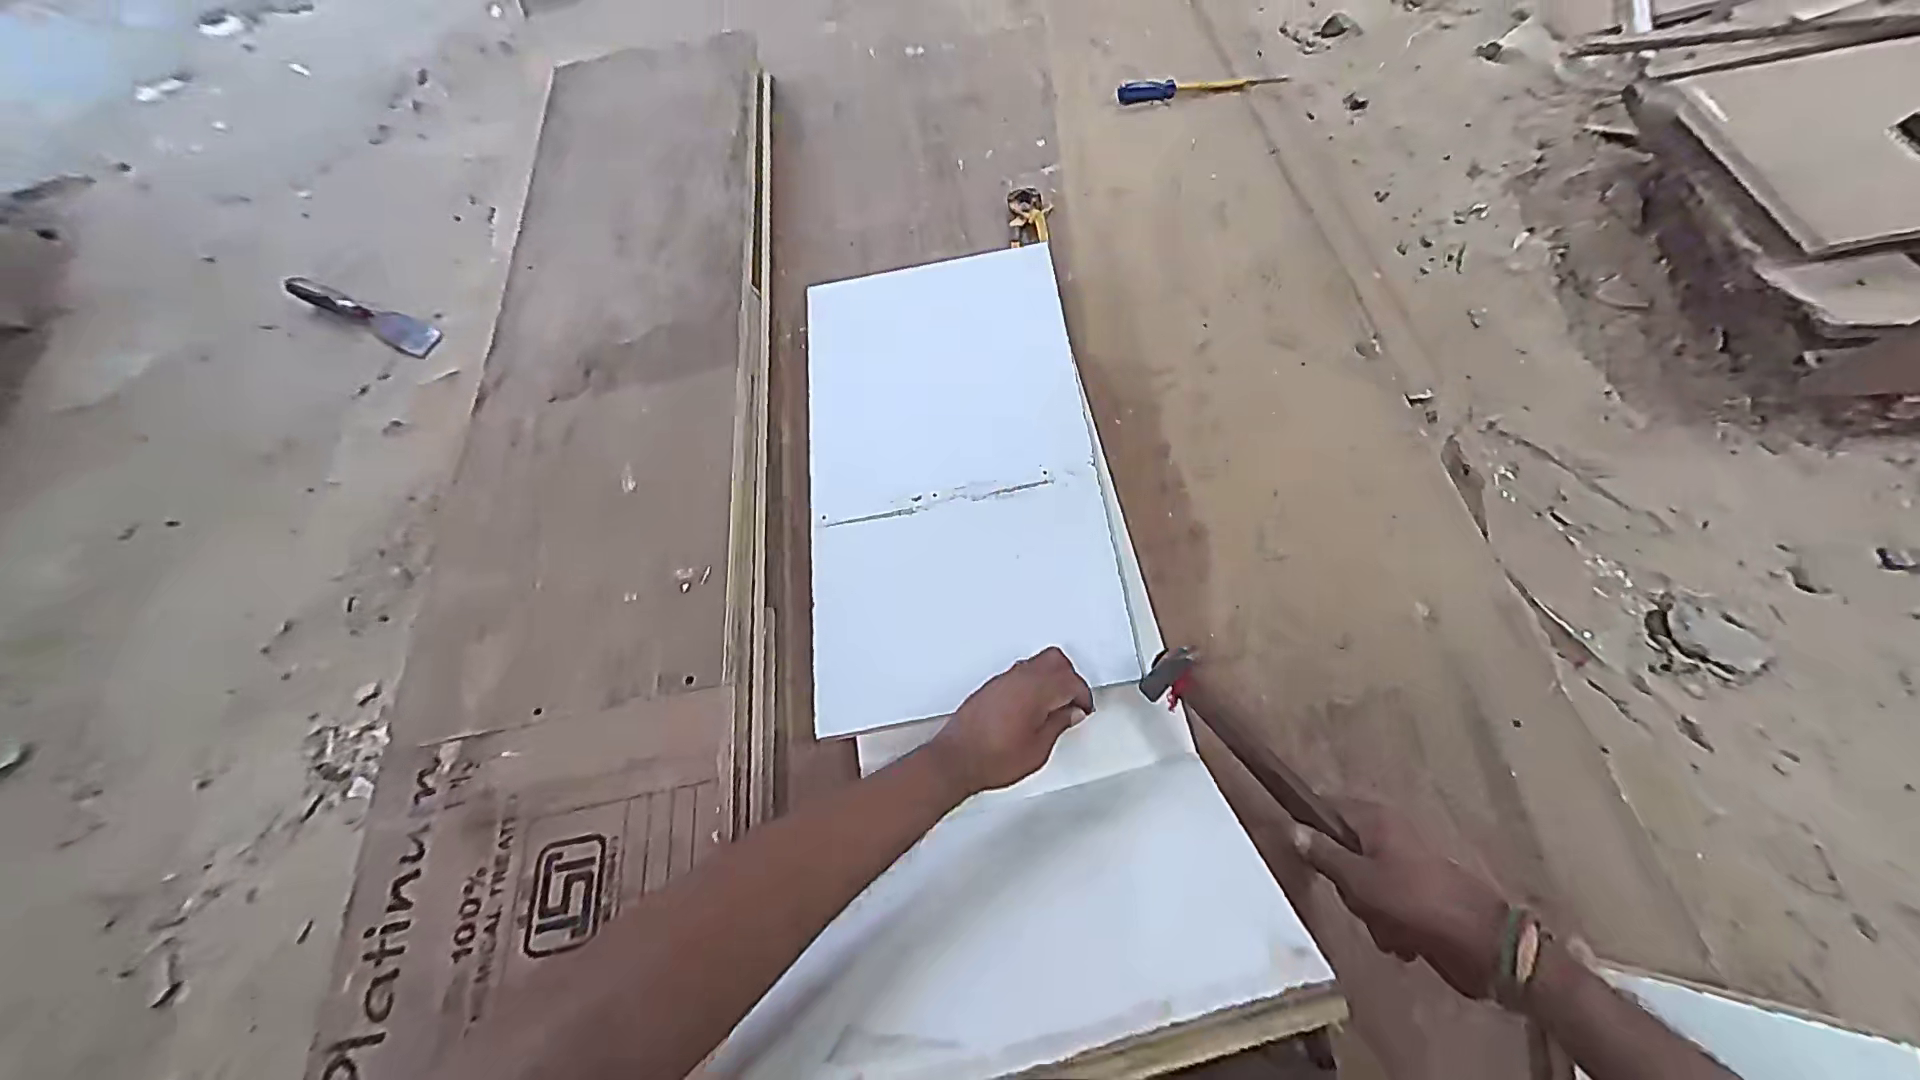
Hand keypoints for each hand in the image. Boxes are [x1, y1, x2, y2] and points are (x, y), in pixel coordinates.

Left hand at [926, 647, 1093, 794]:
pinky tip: (1034, 705)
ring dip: (1051, 677)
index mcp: (1035, 690)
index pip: (1070, 680)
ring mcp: (1002, 680)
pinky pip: (1020, 672)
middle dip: (1070, 677)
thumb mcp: (1038, 749)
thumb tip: (1070, 713)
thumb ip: (1058, 724)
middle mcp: (1018, 678)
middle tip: (1075, 700)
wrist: (956, 760)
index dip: (1083, 695)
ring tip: (1056, 704)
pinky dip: (1033, 682)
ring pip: (1036, 662)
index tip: (1084, 708)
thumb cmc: (991, 757)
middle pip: (1055, 660)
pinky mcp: (991, 686)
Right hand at [1292, 797, 1511, 999]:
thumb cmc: (1416, 902)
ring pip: (1361, 881)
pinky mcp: (1420, 896)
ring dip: (1366, 908)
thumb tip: (1292, 828)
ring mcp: (1405, 866)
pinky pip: (1386, 904)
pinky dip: (1389, 923)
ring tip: (1384, 925)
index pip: (1323, 805)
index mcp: (1373, 819)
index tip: (1302, 851)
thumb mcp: (1358, 879)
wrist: (1487, 947)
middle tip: (1354, 897)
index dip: (1308, 825)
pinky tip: (1401, 940)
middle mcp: (1388, 834)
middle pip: (1340, 848)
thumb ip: (1322, 853)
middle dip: (1344, 881)